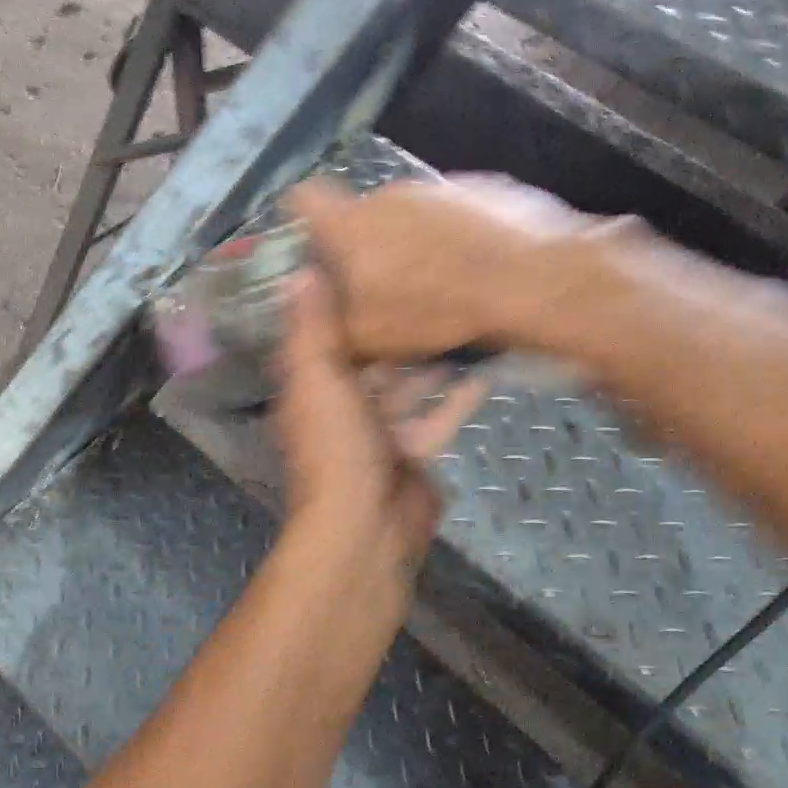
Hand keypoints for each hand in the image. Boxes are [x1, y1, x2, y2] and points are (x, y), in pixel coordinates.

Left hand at [272, 268, 485, 561]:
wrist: (365, 523)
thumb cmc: (336, 445)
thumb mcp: (317, 376)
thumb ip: (312, 327)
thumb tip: (300, 270)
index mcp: (308, 387)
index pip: (322, 337)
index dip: (341, 305)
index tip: (370, 264)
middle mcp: (337, 406)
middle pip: (368, 360)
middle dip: (394, 330)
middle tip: (434, 285)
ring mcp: (375, 432)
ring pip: (405, 387)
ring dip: (429, 361)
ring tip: (466, 317)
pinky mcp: (411, 453)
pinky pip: (436, 417)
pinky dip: (456, 397)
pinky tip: (487, 368)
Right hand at [283, 174, 616, 359]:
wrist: (535, 280)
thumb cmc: (435, 309)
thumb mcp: (367, 339)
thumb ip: (325, 323)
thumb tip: (302, 314)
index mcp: (349, 225)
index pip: (303, 198)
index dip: (295, 211)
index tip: (302, 233)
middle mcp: (386, 195)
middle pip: (358, 214)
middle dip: (361, 244)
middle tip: (376, 283)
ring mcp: (438, 187)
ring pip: (407, 215)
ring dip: (409, 242)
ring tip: (433, 282)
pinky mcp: (485, 187)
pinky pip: (452, 214)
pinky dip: (452, 236)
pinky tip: (473, 269)